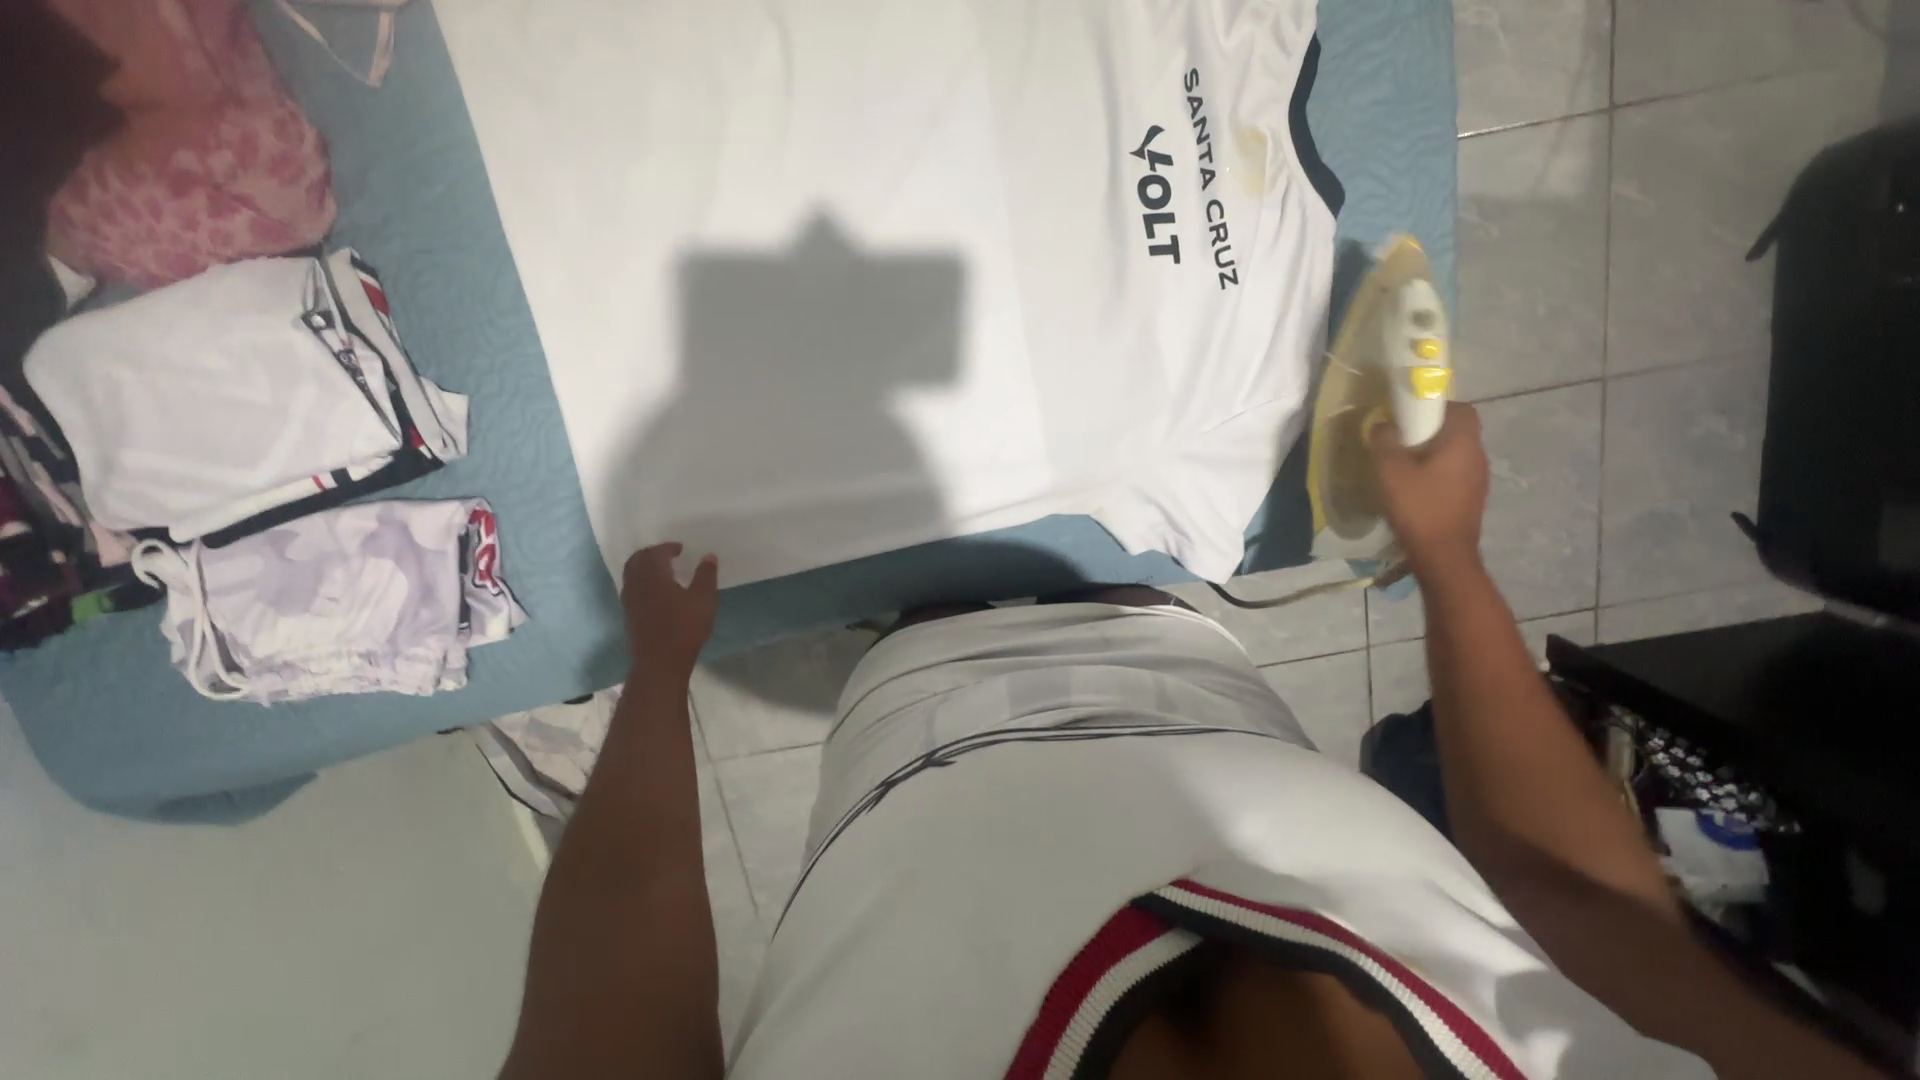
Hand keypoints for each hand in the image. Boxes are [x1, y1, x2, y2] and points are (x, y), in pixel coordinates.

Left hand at [621, 543, 718, 678]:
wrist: (659, 662)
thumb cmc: (684, 628)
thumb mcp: (703, 600)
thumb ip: (706, 576)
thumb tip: (708, 556)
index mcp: (653, 575)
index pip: (655, 553)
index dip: (667, 547)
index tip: (680, 549)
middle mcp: (636, 583)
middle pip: (637, 560)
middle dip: (651, 554)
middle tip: (667, 555)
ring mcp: (629, 600)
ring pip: (631, 574)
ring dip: (644, 567)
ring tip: (662, 571)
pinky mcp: (628, 614)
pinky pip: (631, 588)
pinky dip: (642, 581)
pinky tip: (656, 592)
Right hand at [1369, 402, 1489, 579]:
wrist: (1443, 555)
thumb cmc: (1419, 507)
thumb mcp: (1391, 471)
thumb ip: (1385, 442)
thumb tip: (1384, 425)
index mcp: (1463, 443)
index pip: (1462, 409)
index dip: (1437, 407)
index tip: (1411, 416)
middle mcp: (1477, 457)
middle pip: (1457, 431)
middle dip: (1429, 431)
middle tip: (1400, 442)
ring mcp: (1478, 480)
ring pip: (1455, 454)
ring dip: (1432, 455)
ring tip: (1403, 468)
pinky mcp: (1471, 499)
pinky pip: (1454, 475)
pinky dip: (1436, 474)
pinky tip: (1414, 490)